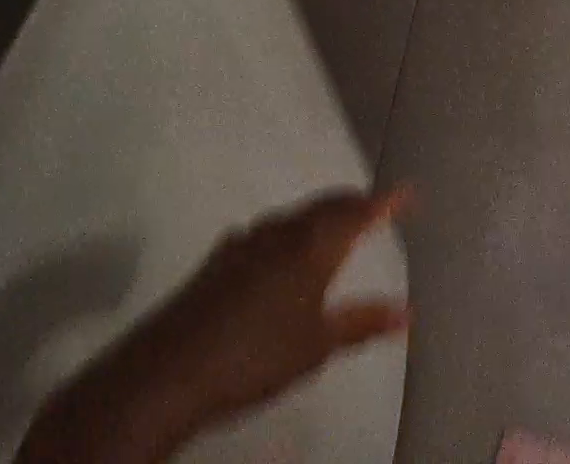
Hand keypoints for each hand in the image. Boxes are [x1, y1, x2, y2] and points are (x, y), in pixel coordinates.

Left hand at [19, 187, 410, 463]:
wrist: (161, 377)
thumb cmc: (255, 355)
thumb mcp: (318, 345)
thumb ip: (363, 323)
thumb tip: (409, 314)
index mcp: (315, 246)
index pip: (360, 213)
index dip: (387, 202)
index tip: (408, 193)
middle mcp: (282, 234)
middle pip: (326, 206)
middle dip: (353, 203)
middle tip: (375, 205)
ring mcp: (244, 245)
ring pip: (293, 217)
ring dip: (318, 215)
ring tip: (333, 223)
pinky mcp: (215, 264)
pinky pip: (264, 233)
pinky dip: (286, 232)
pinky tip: (275, 247)